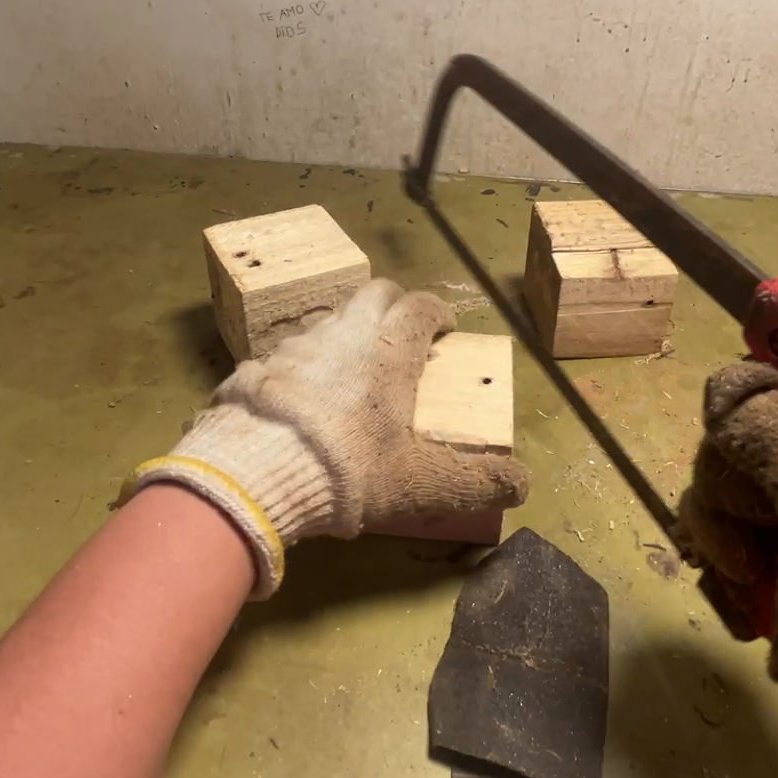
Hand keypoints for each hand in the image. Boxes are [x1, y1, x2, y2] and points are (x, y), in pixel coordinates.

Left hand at [128, 280, 527, 595]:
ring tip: (354, 370)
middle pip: (376, 292)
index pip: (421, 306)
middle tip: (404, 338)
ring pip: (333, 316)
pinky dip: (308, 361)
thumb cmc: (350, 469)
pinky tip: (304, 397)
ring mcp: (298, 342)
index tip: (444, 329)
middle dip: (395, 306)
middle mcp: (346, 332)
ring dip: (350, 331)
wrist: (254, 475)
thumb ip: (476, 481)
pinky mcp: (259, 363)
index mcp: (391, 348)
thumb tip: (523, 484)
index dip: (437, 313)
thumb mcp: (422, 482)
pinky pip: (293, 349)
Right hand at [679, 362, 777, 777]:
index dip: (762, 383)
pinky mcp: (775, 546)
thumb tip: (731, 397)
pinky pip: (719, 522)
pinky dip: (719, 555)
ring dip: (721, 527)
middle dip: (734, 482)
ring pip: (721, 476)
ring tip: (751, 575)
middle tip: (758, 526)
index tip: (732, 419)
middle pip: (744, 426)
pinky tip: (742, 590)